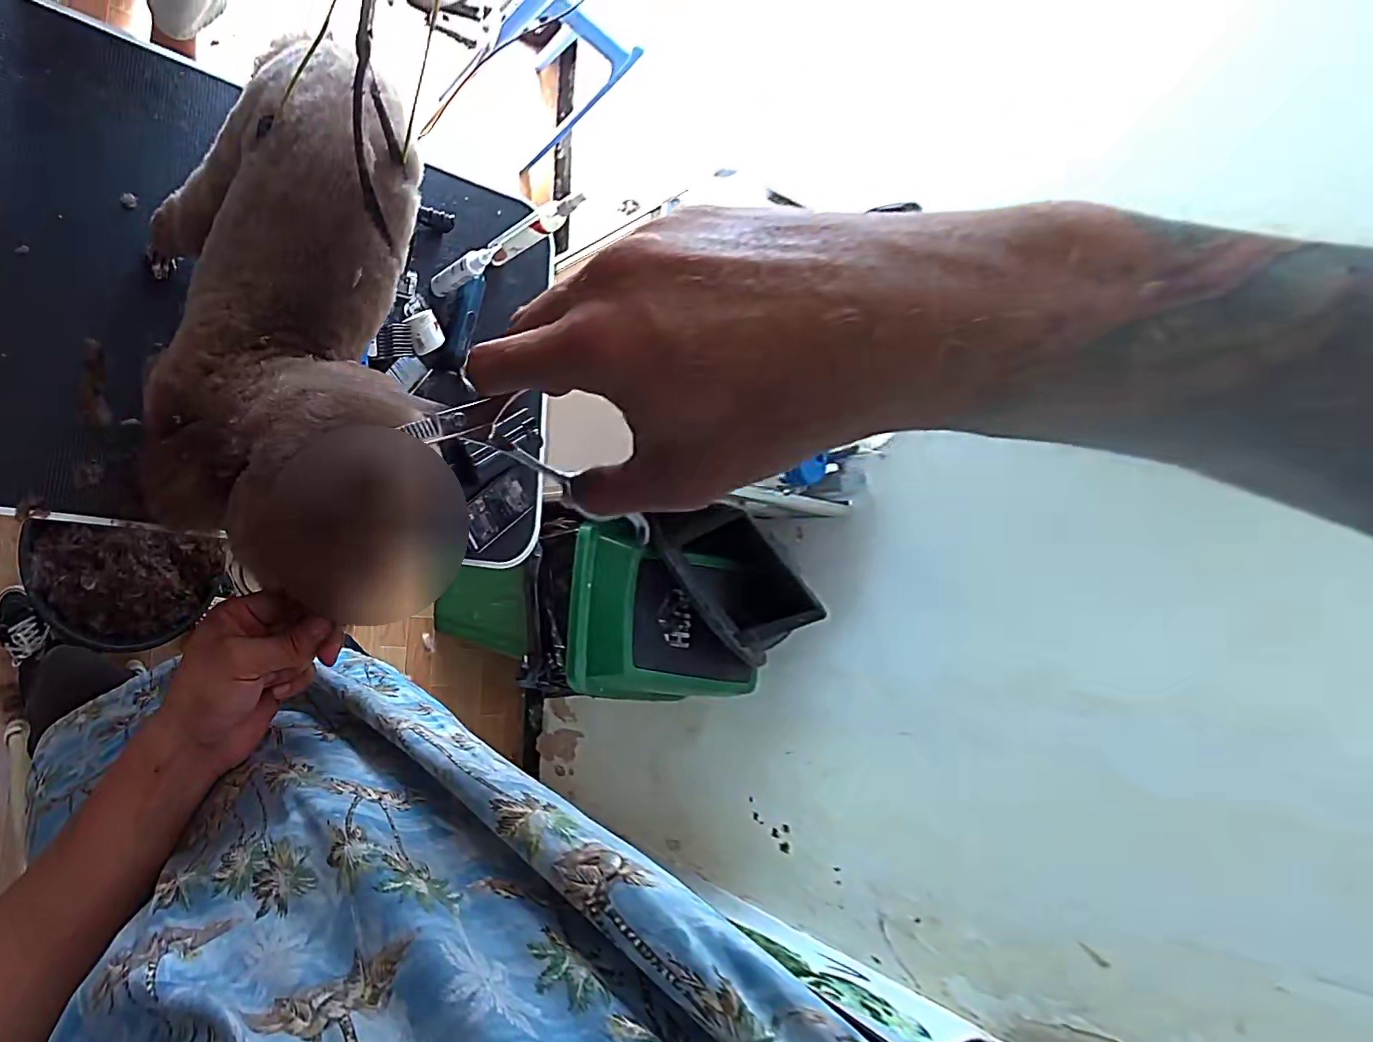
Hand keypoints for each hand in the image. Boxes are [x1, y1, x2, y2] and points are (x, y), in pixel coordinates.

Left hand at [148, 591, 342, 776]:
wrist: (196, 746)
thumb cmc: (207, 694)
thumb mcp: (243, 661)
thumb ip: (287, 643)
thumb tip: (325, 624)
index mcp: (239, 615)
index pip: (284, 600)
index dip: (308, 610)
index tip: (328, 624)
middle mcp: (255, 631)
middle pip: (301, 622)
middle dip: (311, 639)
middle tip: (326, 654)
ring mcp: (267, 657)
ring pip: (306, 647)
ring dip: (299, 664)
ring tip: (276, 682)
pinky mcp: (277, 680)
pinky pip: (303, 670)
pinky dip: (297, 681)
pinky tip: (277, 693)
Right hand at [468, 203, 1158, 513]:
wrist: (888, 321)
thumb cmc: (774, 410)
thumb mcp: (680, 478)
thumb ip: (608, 494)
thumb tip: (580, 495)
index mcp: (589, 344)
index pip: (495, 360)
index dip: (484, 391)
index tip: (491, 407)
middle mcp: (606, 279)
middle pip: (531, 321)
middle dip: (534, 362)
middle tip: (565, 394)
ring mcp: (651, 238)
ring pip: (583, 288)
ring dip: (584, 327)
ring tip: (633, 358)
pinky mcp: (695, 216)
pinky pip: (636, 261)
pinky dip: (633, 295)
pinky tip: (684, 319)